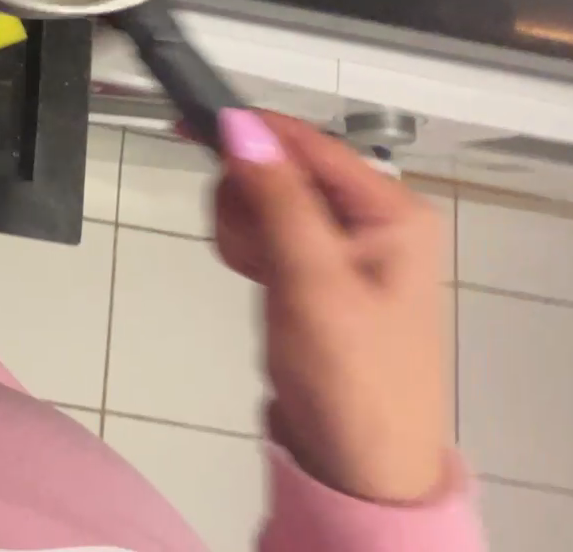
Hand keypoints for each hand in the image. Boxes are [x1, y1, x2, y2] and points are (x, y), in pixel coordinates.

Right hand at [215, 109, 450, 504]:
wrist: (354, 450)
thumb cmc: (348, 367)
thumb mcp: (310, 277)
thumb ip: (275, 196)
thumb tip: (238, 125)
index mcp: (388, 210)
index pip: (305, 141)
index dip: (246, 128)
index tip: (184, 122)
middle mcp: (366, 214)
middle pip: (273, 166)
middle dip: (244, 199)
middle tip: (251, 247)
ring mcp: (336, 238)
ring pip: (255, 195)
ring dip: (239, 228)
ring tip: (260, 273)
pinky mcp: (308, 259)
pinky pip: (255, 225)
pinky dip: (243, 246)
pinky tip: (259, 278)